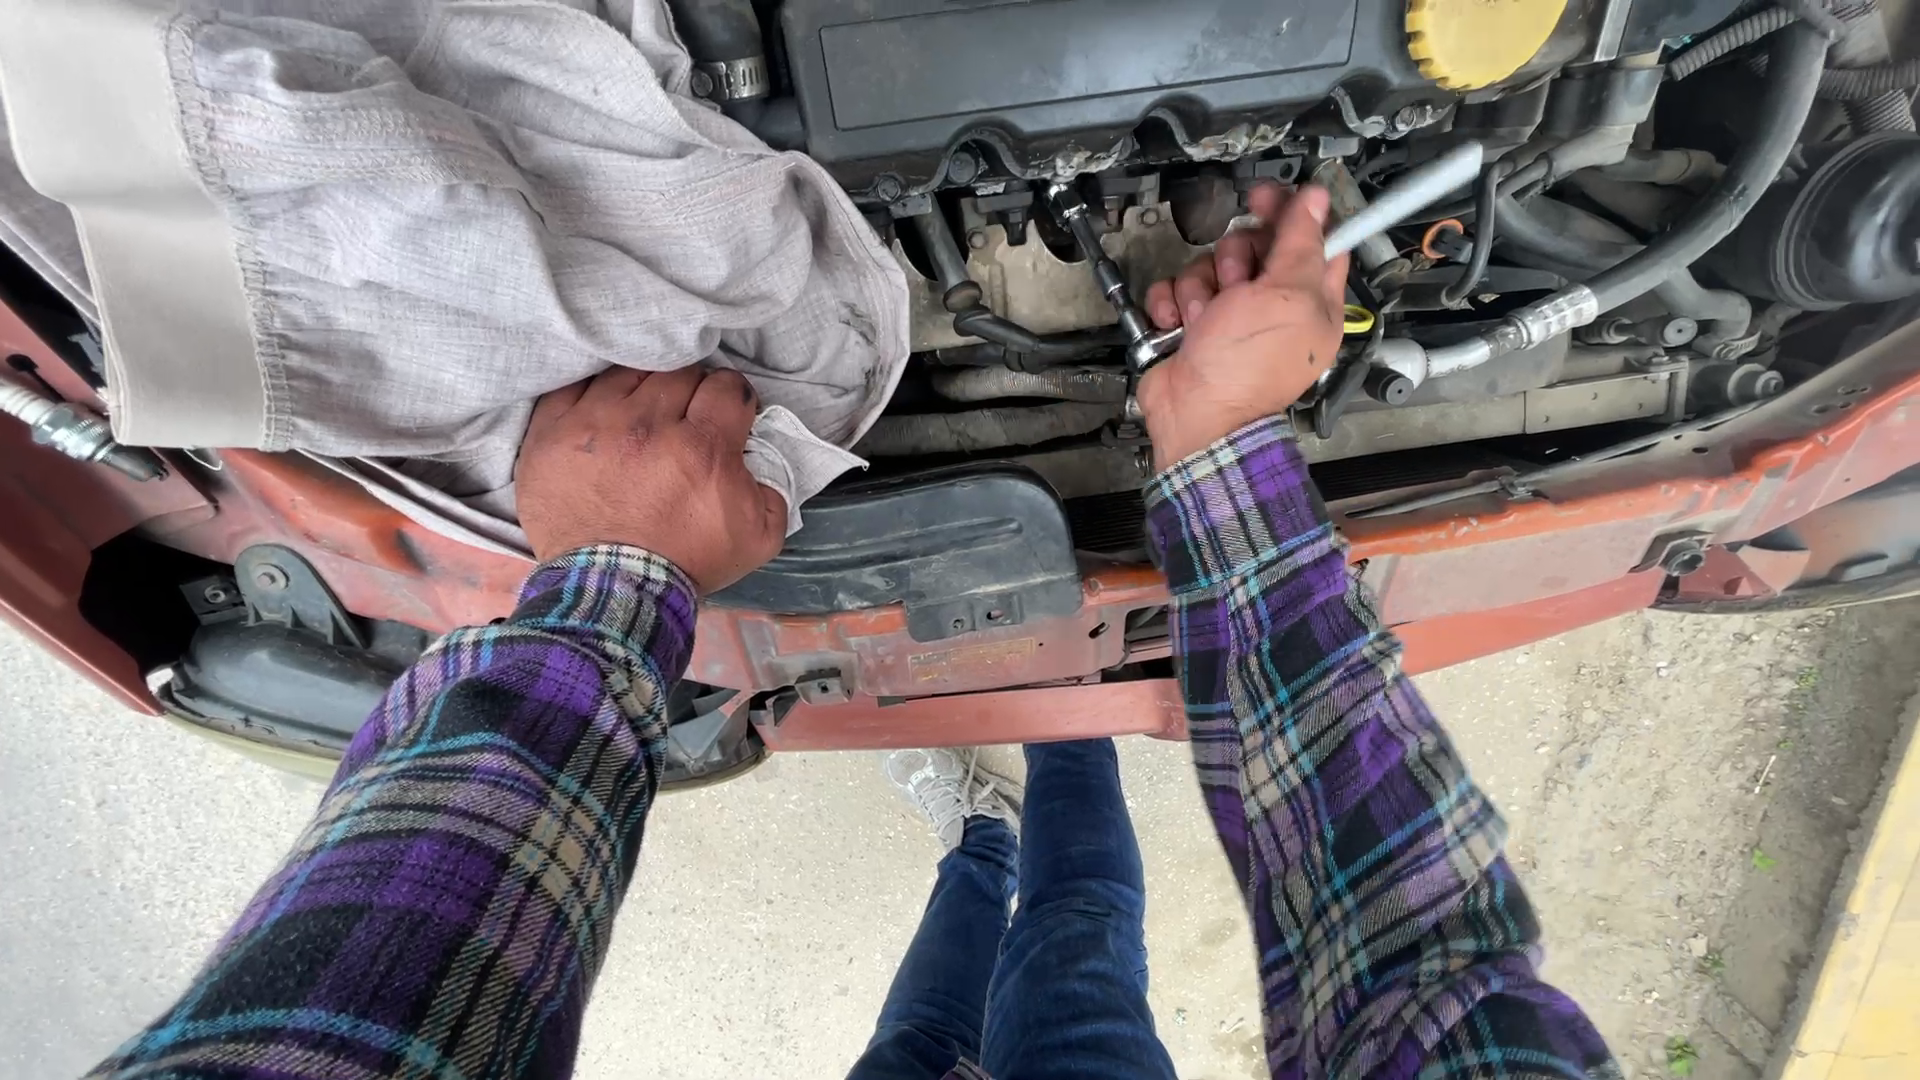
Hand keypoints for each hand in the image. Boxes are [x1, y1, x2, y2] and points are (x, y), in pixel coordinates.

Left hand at [515, 367, 787, 593]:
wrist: (614, 589)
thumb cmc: (688, 562)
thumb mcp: (760, 537)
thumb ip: (773, 489)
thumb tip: (762, 460)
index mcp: (704, 447)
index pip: (727, 386)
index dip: (734, 398)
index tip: (729, 415)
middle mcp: (650, 424)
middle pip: (681, 372)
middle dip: (694, 390)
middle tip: (690, 416)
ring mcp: (596, 423)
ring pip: (630, 371)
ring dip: (647, 386)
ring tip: (647, 414)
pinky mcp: (552, 430)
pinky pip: (576, 383)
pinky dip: (596, 391)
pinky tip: (607, 411)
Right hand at [1137, 182, 1348, 470]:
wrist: (1194, 414)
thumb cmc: (1247, 368)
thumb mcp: (1287, 294)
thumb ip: (1302, 242)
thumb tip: (1318, 200)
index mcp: (1310, 301)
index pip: (1310, 238)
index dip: (1288, 213)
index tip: (1265, 199)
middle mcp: (1270, 307)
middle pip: (1252, 248)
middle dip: (1235, 260)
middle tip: (1236, 284)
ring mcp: (1227, 318)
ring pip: (1208, 267)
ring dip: (1200, 289)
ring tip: (1204, 320)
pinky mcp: (1190, 327)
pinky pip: (1174, 293)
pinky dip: (1170, 306)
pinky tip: (1177, 327)